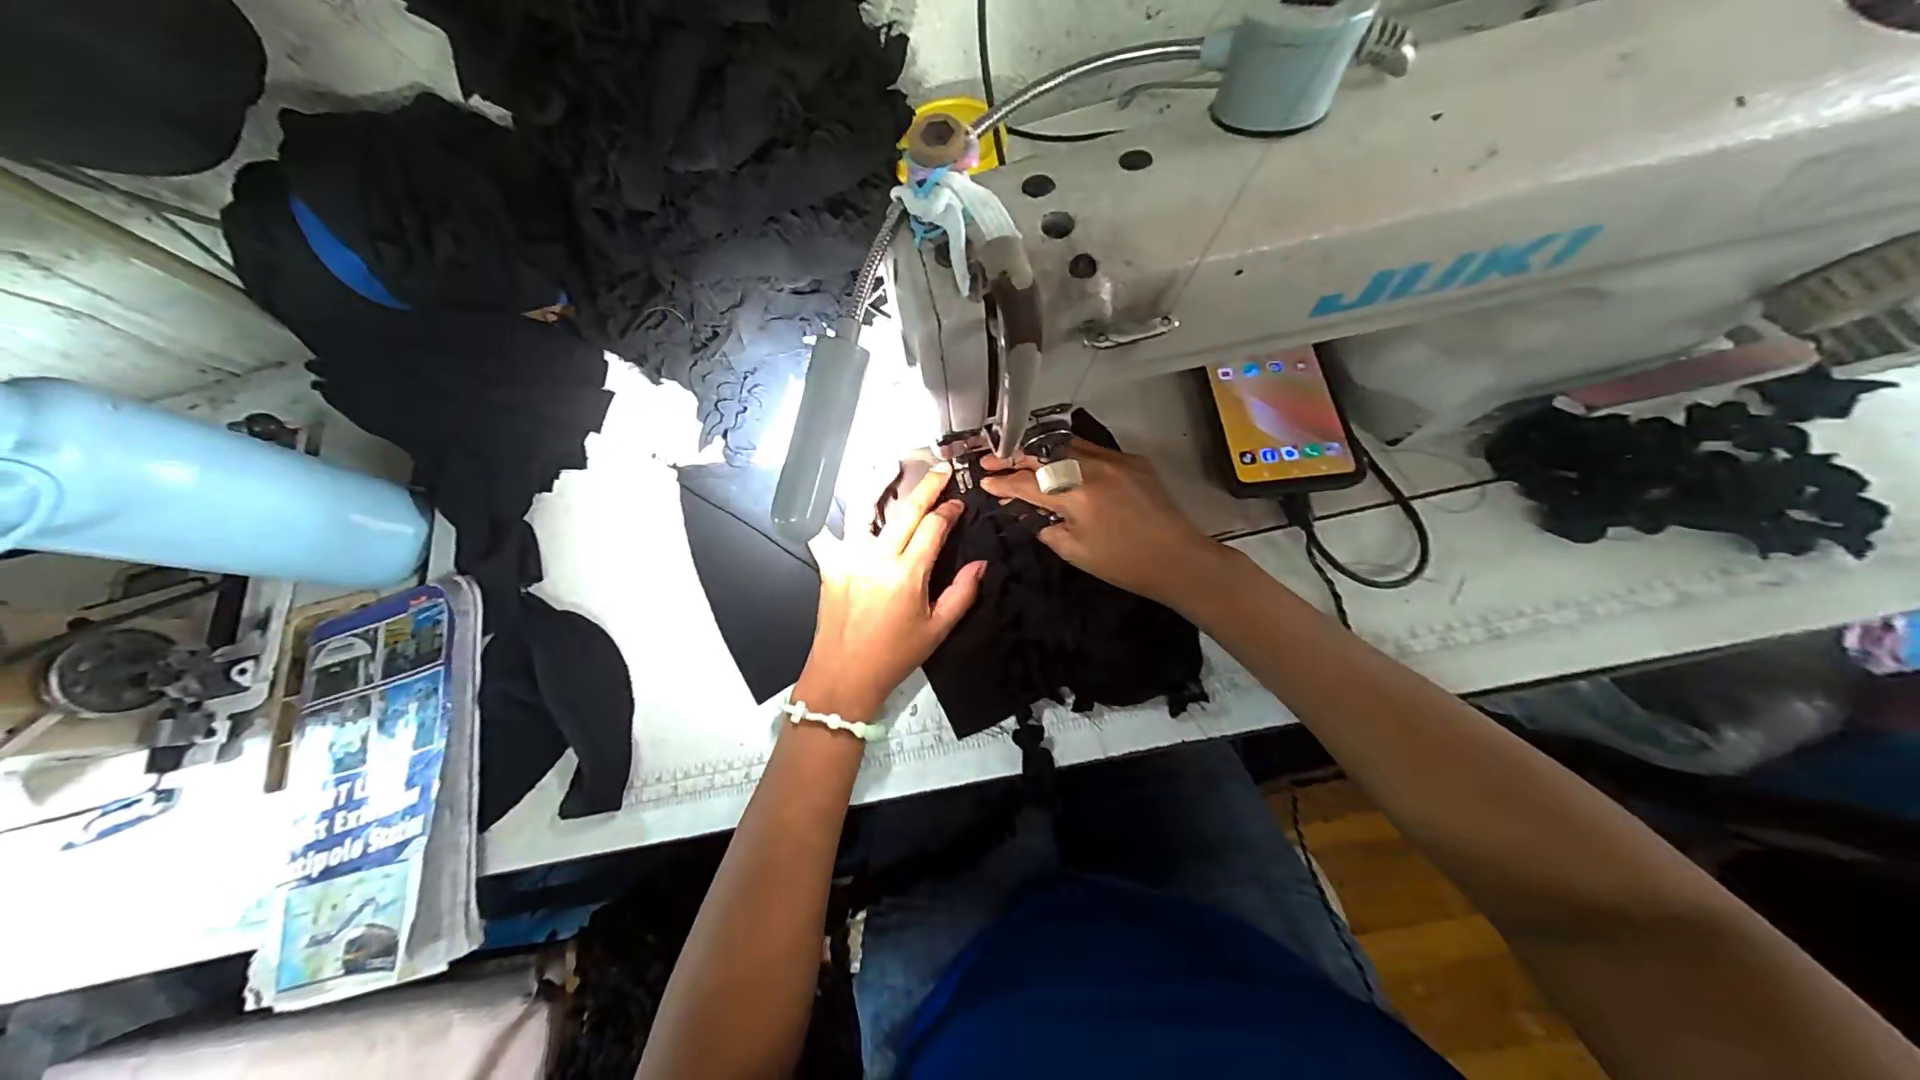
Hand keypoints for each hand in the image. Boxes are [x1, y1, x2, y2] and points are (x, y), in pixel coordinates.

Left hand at [795, 464, 985, 724]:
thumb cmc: (892, 657)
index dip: (948, 511)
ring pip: (862, 509)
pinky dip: (832, 516)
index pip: (933, 527)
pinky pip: (827, 533)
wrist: (844, 676)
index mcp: (907, 575)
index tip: (957, 504)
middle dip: (926, 486)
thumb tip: (980, 565)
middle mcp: (876, 559)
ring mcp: (849, 559)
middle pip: (905, 511)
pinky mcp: (829, 566)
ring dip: (878, 483)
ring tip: (889, 465)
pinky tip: (841, 504)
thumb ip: (962, 593)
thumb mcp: (937, 629)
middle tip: (939, 470)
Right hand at [980, 439, 1227, 608]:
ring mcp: (1115, 460)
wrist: (1177, 558)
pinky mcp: (1132, 460)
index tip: (985, 481)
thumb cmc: (1124, 564)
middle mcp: (1093, 469)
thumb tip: (1032, 513)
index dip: (1003, 482)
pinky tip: (1058, 459)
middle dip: (1014, 457)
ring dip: (1040, 450)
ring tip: (1020, 456)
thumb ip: (1047, 527)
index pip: (1028, 483)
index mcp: (1076, 496)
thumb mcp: (1074, 552)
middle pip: (1044, 454)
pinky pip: (1091, 448)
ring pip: (1067, 444)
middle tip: (993, 460)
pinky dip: (1069, 452)